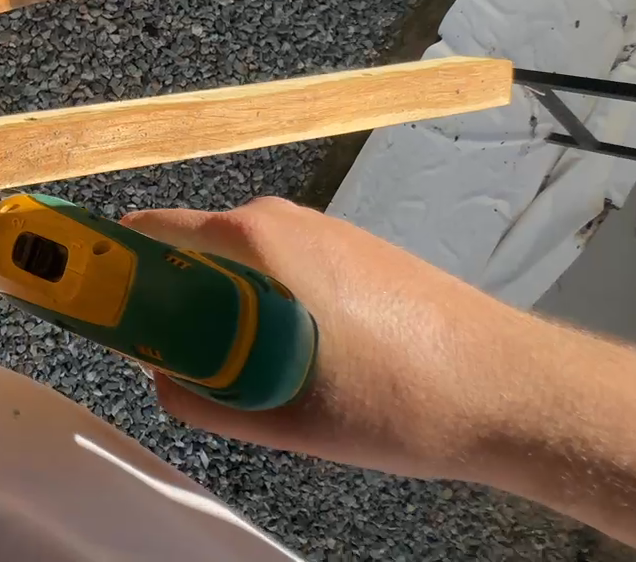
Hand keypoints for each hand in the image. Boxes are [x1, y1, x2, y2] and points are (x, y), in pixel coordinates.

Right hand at [120, 197, 541, 481]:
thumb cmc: (396, 397)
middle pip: (192, 243)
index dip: (119, 259)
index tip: (108, 295)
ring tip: (252, 350)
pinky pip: (280, 257)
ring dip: (226, 292)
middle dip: (177, 288)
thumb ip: (206, 404)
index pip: (150, 227)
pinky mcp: (351, 241)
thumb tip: (157, 383)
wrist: (527, 394)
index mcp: (248, 238)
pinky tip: (304, 340)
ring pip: (238, 253)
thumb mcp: (289, 419)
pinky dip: (268, 289)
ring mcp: (317, 224)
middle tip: (187, 343)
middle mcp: (274, 216)